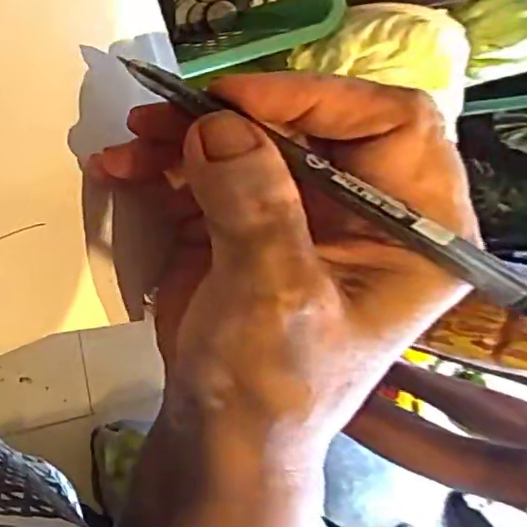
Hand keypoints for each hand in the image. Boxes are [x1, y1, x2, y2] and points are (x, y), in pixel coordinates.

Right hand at [92, 73, 476, 456]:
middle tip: (157, 117)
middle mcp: (354, 207)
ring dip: (175, 140)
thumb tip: (215, 126)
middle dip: (222, 118)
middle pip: (296, 127)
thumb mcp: (274, 297)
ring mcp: (287, 213)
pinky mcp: (233, 222)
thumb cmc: (272, 380)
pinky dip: (154, 168)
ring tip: (124, 146)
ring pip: (237, 144)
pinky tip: (116, 169)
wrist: (217, 427)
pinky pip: (196, 175)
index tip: (229, 102)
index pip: (389, 123)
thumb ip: (255, 209)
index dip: (312, 99)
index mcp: (409, 224)